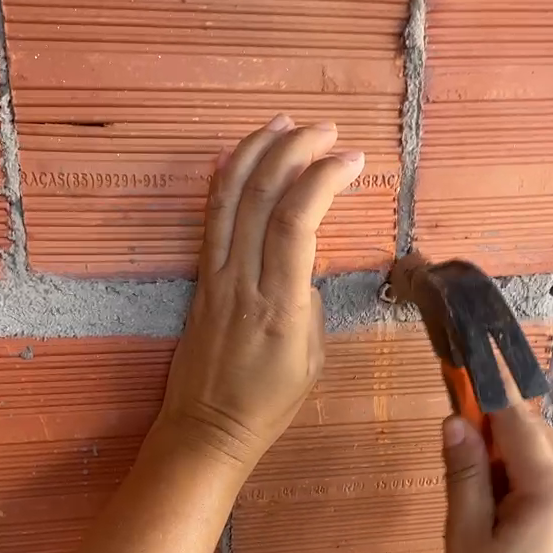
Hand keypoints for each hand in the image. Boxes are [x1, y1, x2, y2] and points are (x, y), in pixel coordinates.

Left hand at [155, 115, 366, 471]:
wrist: (206, 429)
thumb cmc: (266, 406)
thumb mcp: (311, 362)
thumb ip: (309, 304)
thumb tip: (302, 268)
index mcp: (279, 307)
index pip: (298, 221)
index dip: (324, 178)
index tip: (352, 158)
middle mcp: (243, 283)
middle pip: (263, 195)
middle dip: (296, 149)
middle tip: (326, 129)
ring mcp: (215, 278)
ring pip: (230, 197)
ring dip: (257, 151)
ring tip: (284, 123)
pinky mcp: (200, 281)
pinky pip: (210, 219)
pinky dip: (225, 180)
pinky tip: (240, 156)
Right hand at [442, 404, 552, 552]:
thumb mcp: (464, 533)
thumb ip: (463, 472)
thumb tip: (454, 421)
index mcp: (550, 488)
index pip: (517, 420)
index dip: (486, 391)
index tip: (463, 361)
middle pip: (531, 429)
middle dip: (491, 421)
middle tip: (450, 433)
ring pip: (537, 450)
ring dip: (499, 447)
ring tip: (465, 475)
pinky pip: (541, 474)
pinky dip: (511, 469)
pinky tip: (486, 494)